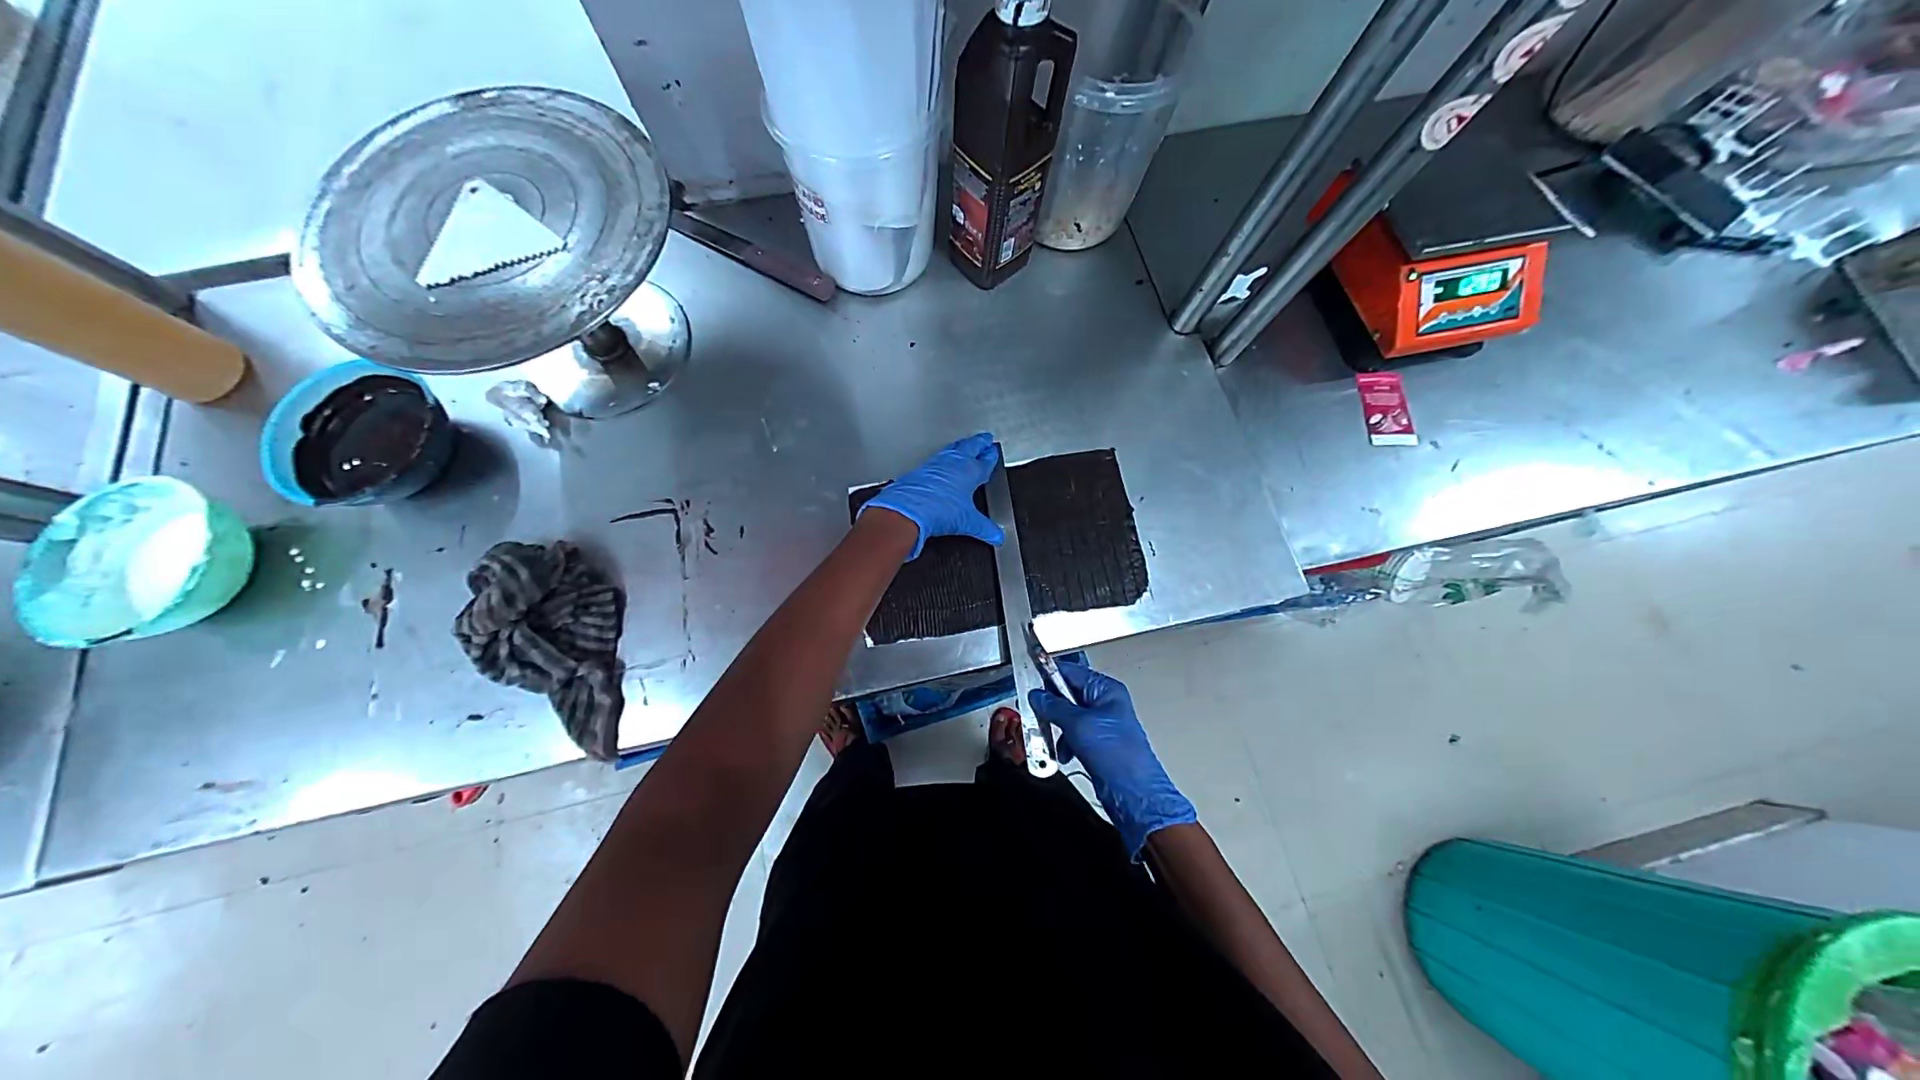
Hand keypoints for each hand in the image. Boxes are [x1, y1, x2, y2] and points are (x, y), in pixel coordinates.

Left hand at [859, 432, 1004, 559]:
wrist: (907, 510)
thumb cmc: (938, 509)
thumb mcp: (968, 522)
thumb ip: (985, 528)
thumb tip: (996, 535)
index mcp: (969, 470)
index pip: (984, 461)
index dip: (990, 456)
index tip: (993, 451)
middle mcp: (952, 463)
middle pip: (969, 447)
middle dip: (979, 443)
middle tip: (984, 439)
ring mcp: (934, 464)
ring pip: (952, 450)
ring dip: (960, 447)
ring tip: (964, 447)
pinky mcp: (919, 470)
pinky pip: (935, 459)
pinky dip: (942, 459)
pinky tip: (940, 465)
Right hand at [1029, 662, 1195, 858]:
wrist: (1133, 794)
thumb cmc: (1120, 756)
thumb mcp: (1079, 724)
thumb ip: (1054, 706)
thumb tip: (1038, 695)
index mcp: (1106, 690)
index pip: (1071, 672)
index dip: (1049, 674)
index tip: (1029, 678)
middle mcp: (1105, 705)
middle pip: (1067, 695)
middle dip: (1050, 706)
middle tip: (1034, 711)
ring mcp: (1101, 726)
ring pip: (1067, 717)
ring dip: (1056, 727)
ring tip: (1050, 737)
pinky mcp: (1096, 745)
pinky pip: (1072, 736)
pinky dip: (1063, 743)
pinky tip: (1063, 753)